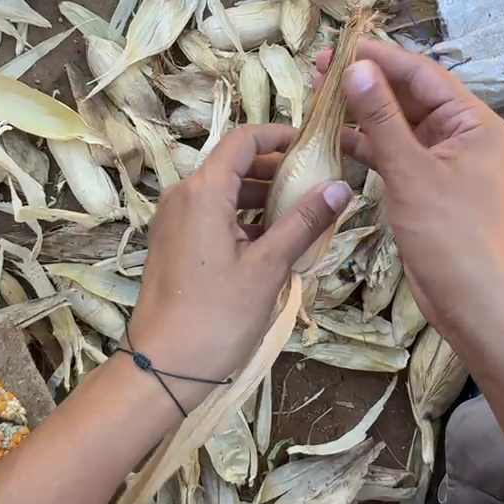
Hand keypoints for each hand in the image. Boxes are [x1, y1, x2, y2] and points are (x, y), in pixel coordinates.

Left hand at [127, 125, 351, 407]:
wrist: (162, 368)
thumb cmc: (217, 315)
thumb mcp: (268, 267)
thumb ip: (303, 222)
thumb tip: (341, 187)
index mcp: (203, 191)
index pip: (243, 140)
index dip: (279, 135)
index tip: (313, 144)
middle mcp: (183, 194)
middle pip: (234, 162)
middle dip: (276, 167)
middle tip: (317, 180)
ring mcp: (174, 218)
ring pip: (225, 189)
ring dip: (262, 194)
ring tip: (304, 209)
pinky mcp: (173, 240)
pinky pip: (212, 211)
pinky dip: (243, 215)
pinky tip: (274, 237)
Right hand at [318, 41, 503, 352]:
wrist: (476, 306)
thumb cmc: (452, 236)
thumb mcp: (411, 173)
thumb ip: (381, 119)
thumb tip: (356, 68)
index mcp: (470, 121)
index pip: (421, 74)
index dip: (379, 58)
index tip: (338, 47)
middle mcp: (457, 134)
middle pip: (407, 95)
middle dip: (365, 82)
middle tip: (319, 68)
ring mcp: (439, 160)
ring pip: (395, 123)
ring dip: (361, 111)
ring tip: (319, 94)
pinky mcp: (423, 184)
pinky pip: (391, 152)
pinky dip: (365, 144)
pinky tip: (333, 135)